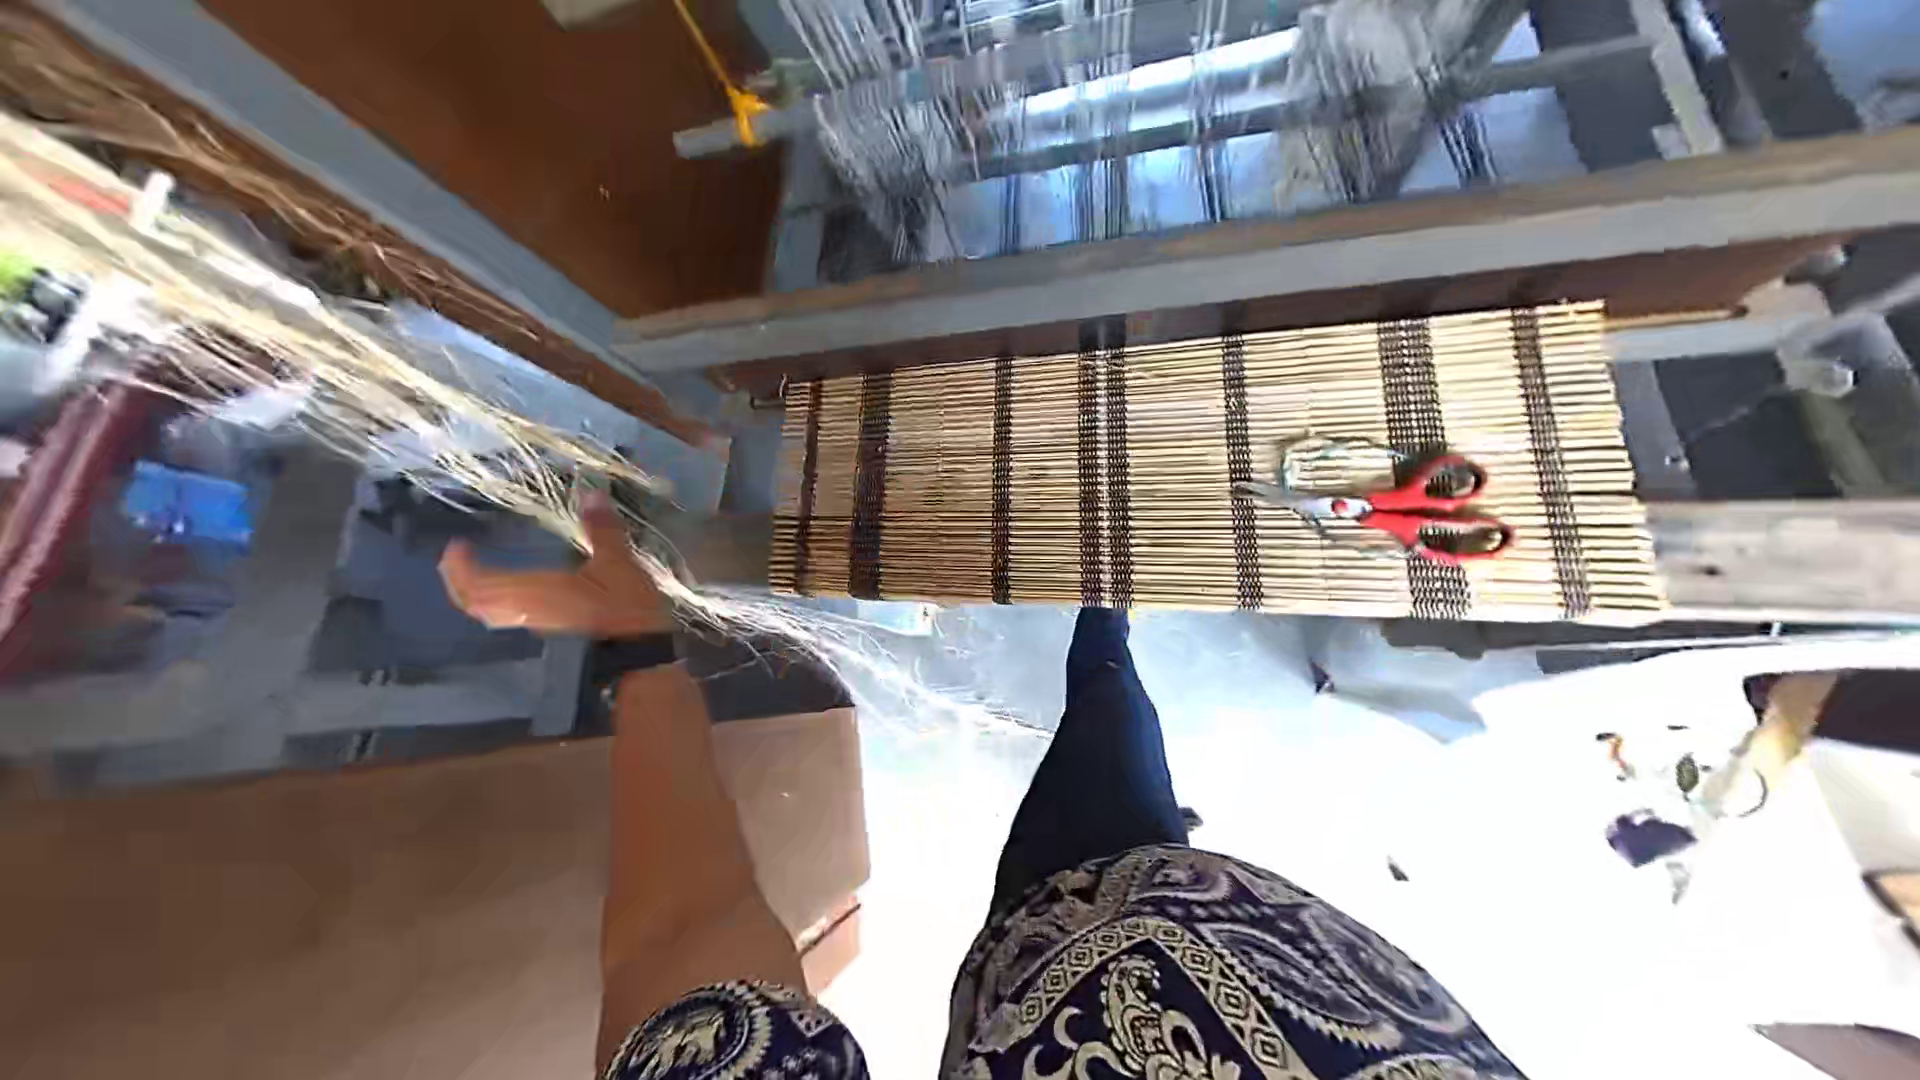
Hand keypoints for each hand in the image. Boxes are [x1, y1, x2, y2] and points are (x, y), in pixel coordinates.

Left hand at [438, 491, 672, 637]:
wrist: (639, 649)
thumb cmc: (624, 605)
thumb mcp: (617, 562)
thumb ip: (602, 530)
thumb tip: (592, 493)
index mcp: (532, 590)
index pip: (477, 582)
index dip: (460, 565)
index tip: (458, 544)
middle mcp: (525, 609)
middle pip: (475, 601)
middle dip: (460, 580)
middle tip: (459, 559)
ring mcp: (537, 623)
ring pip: (490, 611)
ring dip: (478, 593)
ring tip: (482, 573)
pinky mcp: (552, 630)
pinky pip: (509, 616)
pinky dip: (500, 601)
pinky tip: (516, 592)